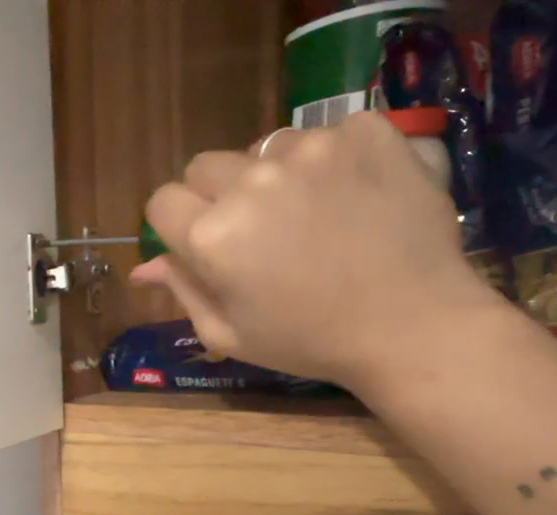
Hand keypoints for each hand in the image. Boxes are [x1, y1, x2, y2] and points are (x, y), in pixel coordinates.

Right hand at [132, 112, 509, 393]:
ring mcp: (312, 148)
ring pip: (265, 148)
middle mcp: (252, 180)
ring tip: (311, 216)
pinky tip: (351, 198)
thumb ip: (182, 290)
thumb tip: (144, 267)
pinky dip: (331, 160)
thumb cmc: (309, 341)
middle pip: (205, 166)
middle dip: (219, 196)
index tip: (203, 246)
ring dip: (274, 176)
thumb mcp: (230, 332)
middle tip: (258, 234)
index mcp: (212, 235)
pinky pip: (326, 133)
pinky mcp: (363, 131)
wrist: (412, 324)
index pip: (163, 202)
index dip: (177, 225)